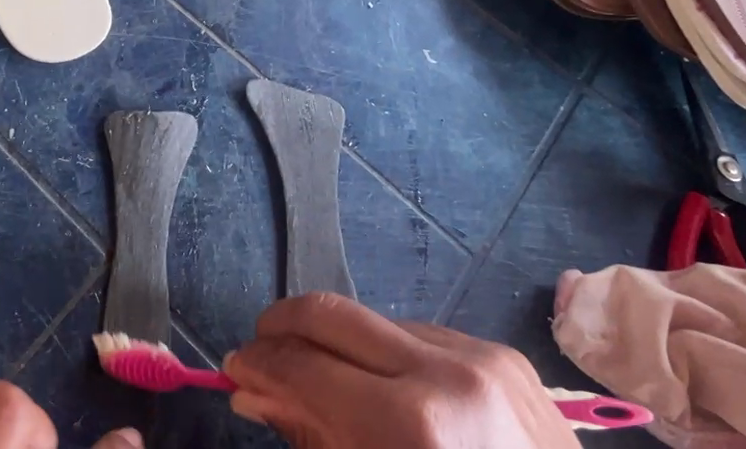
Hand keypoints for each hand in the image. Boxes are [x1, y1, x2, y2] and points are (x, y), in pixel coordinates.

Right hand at [225, 293, 581, 448]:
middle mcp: (446, 373)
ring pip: (374, 319)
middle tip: (262, 350)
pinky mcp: (509, 356)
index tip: (236, 368)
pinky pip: (420, 335)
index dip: (257, 362)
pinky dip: (389, 355)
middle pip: (329, 312)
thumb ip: (309, 434)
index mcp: (411, 424)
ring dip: (339, 342)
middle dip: (282, 325)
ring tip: (331, 380)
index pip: (300, 363)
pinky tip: (391, 389)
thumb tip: (253, 390)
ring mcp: (484, 357)